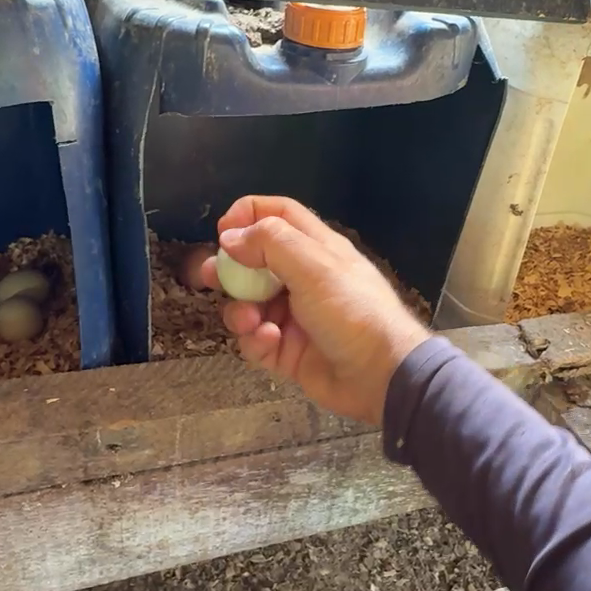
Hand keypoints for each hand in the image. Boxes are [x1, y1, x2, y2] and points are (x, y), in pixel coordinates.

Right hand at [202, 196, 430, 424]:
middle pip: (255, 263)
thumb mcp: (314, 267)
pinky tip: (270, 342)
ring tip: (249, 320)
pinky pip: (257, 341)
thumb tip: (230, 237)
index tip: (222, 230)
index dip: (248, 215)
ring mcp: (294, 318)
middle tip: (209, 276)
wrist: (381, 375)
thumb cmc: (352, 311)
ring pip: (249, 305)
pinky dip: (256, 341)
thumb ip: (270, 244)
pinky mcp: (288, 353)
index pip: (279, 216)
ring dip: (241, 311)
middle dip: (230, 269)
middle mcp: (303, 279)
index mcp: (316, 250)